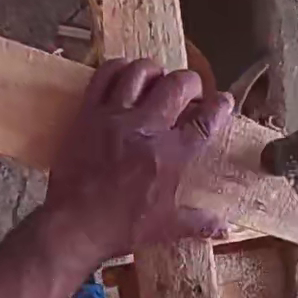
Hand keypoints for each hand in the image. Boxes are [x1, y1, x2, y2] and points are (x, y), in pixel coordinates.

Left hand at [41, 58, 234, 261]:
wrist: (74, 226)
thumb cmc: (120, 229)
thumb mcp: (165, 228)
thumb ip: (197, 223)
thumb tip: (224, 228)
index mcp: (170, 156)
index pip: (205, 120)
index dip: (220, 107)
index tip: (223, 102)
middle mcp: (145, 129)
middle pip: (179, 85)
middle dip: (192, 83)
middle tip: (191, 92)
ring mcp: (115, 118)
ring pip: (142, 71)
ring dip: (156, 72)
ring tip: (157, 81)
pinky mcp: (88, 115)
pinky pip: (104, 76)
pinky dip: (118, 68)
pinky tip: (124, 75)